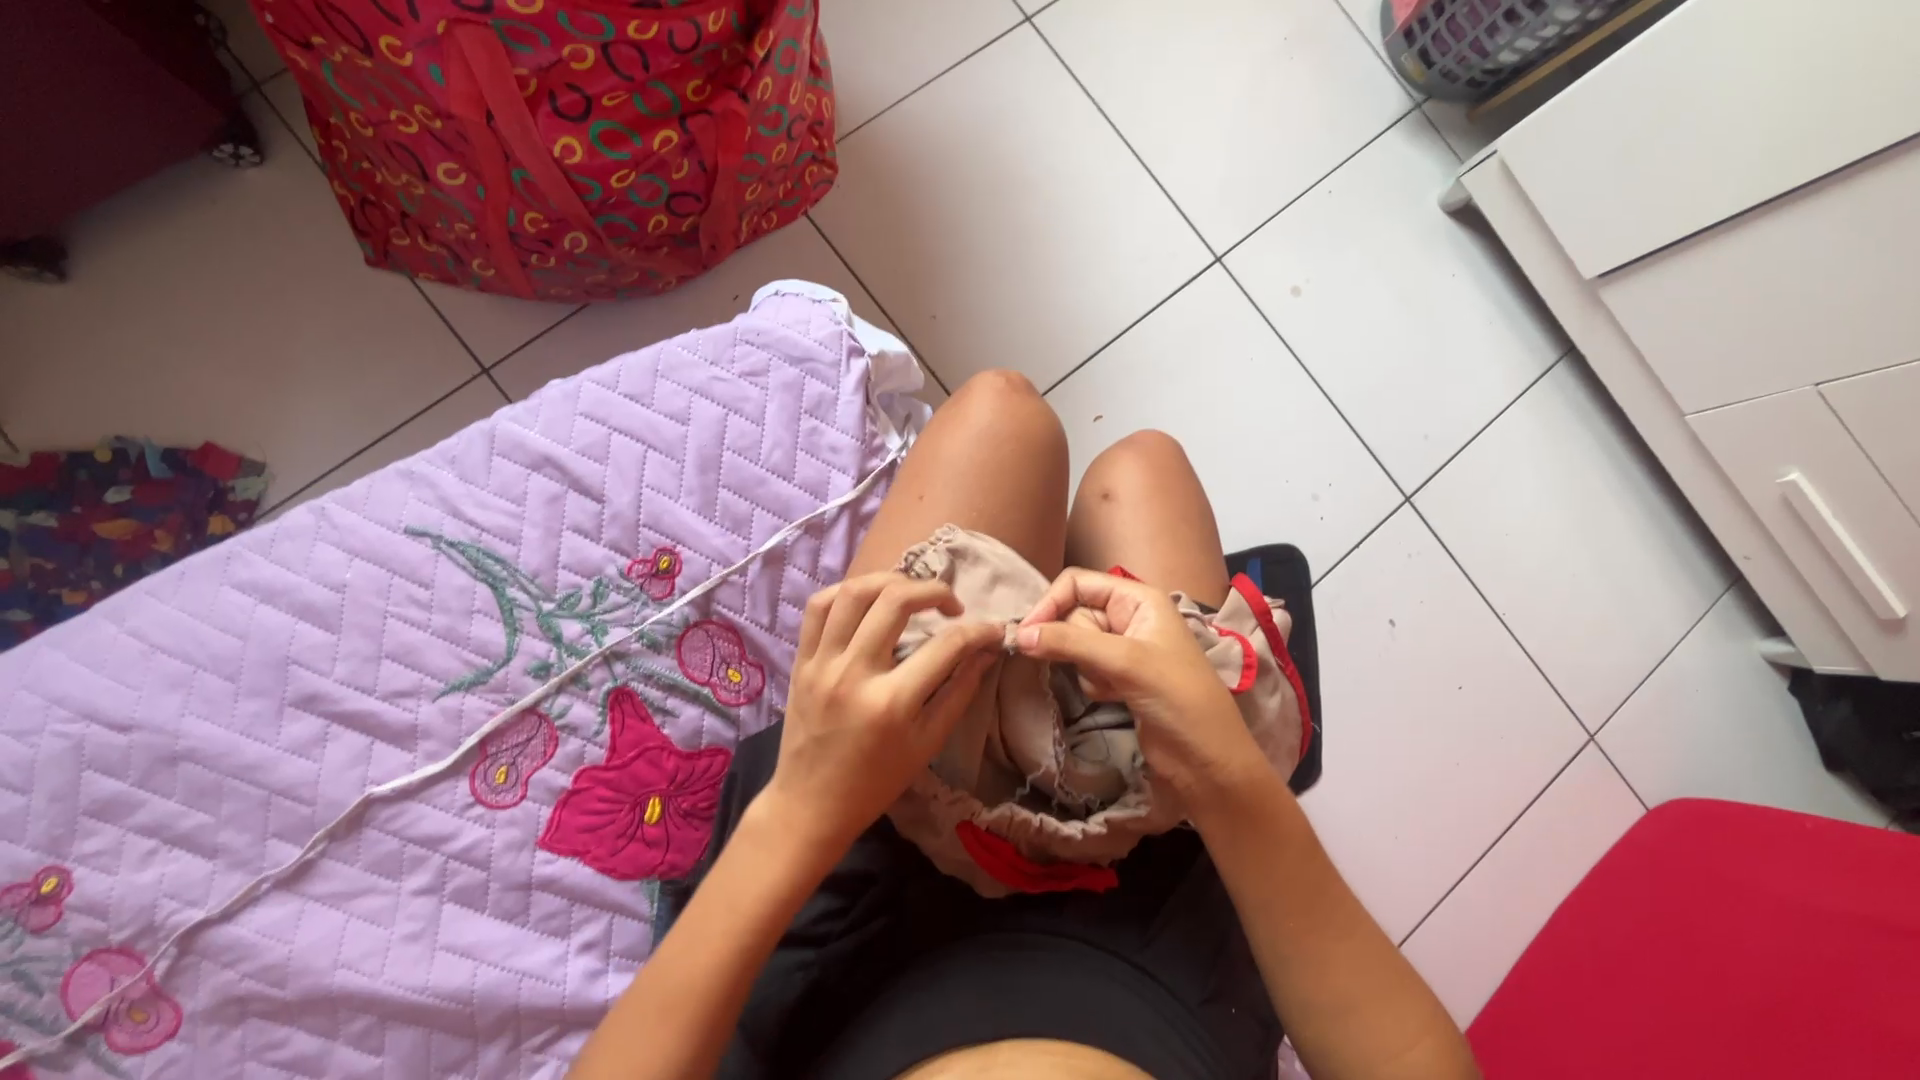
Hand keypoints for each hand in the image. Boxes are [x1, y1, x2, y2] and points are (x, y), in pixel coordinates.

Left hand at [762, 572, 1002, 854]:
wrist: (811, 804)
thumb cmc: (877, 781)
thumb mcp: (928, 743)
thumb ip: (960, 691)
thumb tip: (987, 649)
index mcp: (892, 703)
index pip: (947, 645)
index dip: (980, 631)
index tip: (993, 629)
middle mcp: (854, 674)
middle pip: (896, 601)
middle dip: (934, 590)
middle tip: (951, 605)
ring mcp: (822, 664)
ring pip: (854, 592)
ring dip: (890, 581)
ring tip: (911, 593)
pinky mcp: (800, 660)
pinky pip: (818, 607)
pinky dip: (847, 592)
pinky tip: (868, 601)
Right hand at [1015, 568, 1266, 809]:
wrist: (1206, 759)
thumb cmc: (1177, 698)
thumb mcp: (1125, 661)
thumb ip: (1070, 642)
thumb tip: (1019, 635)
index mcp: (1138, 598)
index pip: (1077, 583)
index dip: (1049, 603)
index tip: (1026, 634)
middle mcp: (1129, 616)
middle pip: (1073, 615)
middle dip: (1076, 644)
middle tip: (1101, 666)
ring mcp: (1123, 648)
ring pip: (1075, 646)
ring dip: (1086, 670)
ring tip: (1115, 687)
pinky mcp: (1118, 677)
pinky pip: (1085, 669)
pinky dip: (1093, 684)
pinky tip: (1116, 698)